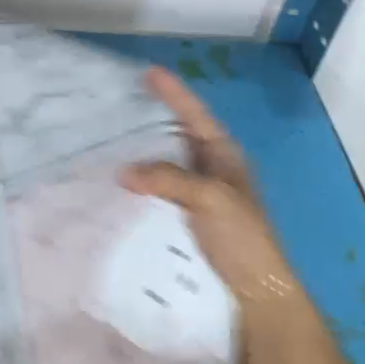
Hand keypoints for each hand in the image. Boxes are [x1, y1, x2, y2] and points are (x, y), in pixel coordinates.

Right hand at [119, 68, 303, 314]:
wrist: (256, 291)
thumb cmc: (243, 238)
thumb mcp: (211, 199)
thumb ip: (169, 180)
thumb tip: (124, 171)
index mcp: (225, 157)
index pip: (196, 116)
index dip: (175, 94)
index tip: (150, 72)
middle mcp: (212, 171)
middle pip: (178, 137)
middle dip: (151, 121)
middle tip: (118, 106)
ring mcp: (199, 197)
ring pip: (165, 166)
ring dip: (141, 156)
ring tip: (107, 143)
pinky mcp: (186, 221)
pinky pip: (159, 194)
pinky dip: (140, 187)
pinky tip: (116, 188)